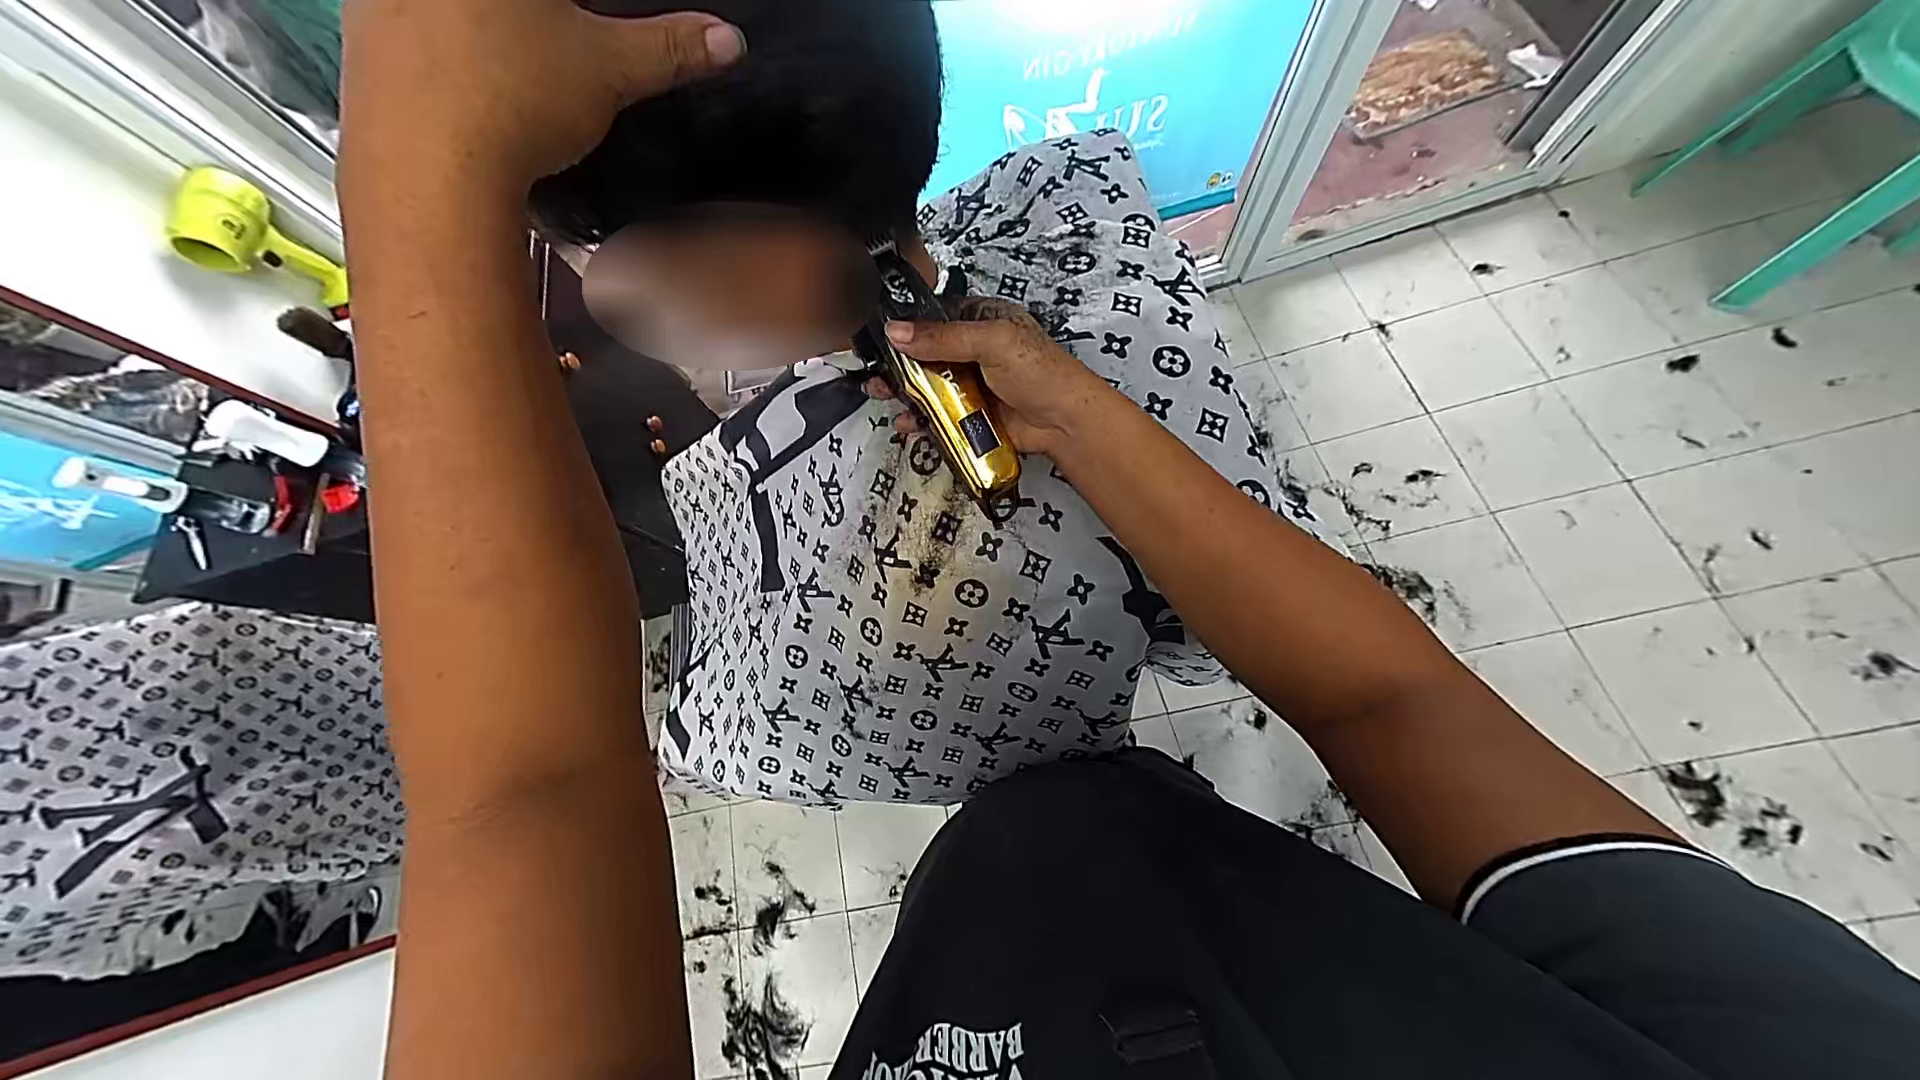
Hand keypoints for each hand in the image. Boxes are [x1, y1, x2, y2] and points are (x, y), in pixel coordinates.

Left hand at [340, 0, 745, 193]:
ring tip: (510, 60)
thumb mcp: (609, 70)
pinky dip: (443, 35)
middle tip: (555, 39)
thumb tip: (730, 39)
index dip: (580, 10)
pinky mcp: (361, 23)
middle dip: (540, 17)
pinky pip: (410, 17)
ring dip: (484, 24)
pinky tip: (469, 78)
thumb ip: (668, 48)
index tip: (585, 33)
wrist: (431, 162)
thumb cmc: (520, 95)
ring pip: (454, 6)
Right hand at [881, 298, 1116, 455]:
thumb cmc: (1043, 373)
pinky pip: (939, 416)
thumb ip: (944, 337)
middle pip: (925, 356)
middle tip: (878, 374)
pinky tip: (909, 422)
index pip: (936, 317)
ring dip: (905, 394)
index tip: (883, 338)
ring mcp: (971, 385)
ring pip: (928, 388)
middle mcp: (973, 352)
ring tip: (884, 397)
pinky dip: (921, 420)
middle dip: (899, 366)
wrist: (1064, 422)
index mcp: (982, 321)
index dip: (909, 327)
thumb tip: (899, 331)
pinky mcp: (971, 415)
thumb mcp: (992, 342)